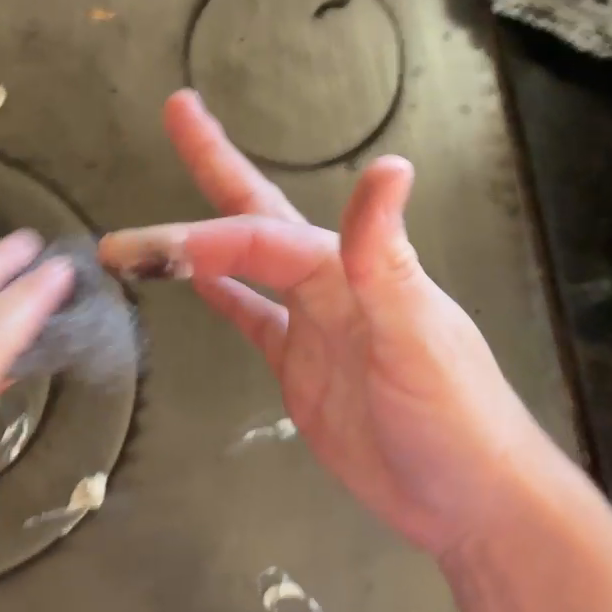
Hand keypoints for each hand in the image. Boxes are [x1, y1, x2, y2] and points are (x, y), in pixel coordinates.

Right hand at [101, 91, 556, 556]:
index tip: (147, 253)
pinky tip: (197, 284)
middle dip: (216, 167)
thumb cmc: (450, 421)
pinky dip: (223, 298)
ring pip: (246, 268)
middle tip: (176, 113)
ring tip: (156, 221)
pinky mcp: (299, 369)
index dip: (204, 241)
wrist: (465, 497)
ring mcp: (311, 328)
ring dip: (201, 241)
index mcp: (352, 276)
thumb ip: (388, 263)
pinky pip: (252, 320)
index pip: (265, 241)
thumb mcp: (419, 341)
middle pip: (258, 220)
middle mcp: (329, 288)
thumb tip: (388, 167)